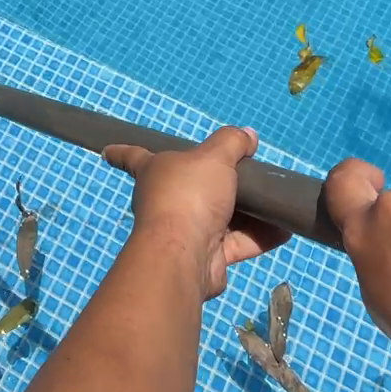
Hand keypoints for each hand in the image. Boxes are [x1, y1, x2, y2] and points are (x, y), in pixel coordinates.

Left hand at [104, 127, 289, 299]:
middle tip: (244, 174)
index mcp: (154, 169)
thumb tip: (247, 135)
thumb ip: (232, 142)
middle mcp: (164, 198)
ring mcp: (185, 229)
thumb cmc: (189, 194)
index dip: (121, 151)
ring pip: (219, 216)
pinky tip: (285, 229)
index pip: (132, 155)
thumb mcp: (214, 157)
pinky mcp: (207, 256)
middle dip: (214, 183)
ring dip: (246, 211)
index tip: (106, 150)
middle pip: (190, 186)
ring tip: (274, 201)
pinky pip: (236, 241)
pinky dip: (259, 235)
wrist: (185, 253)